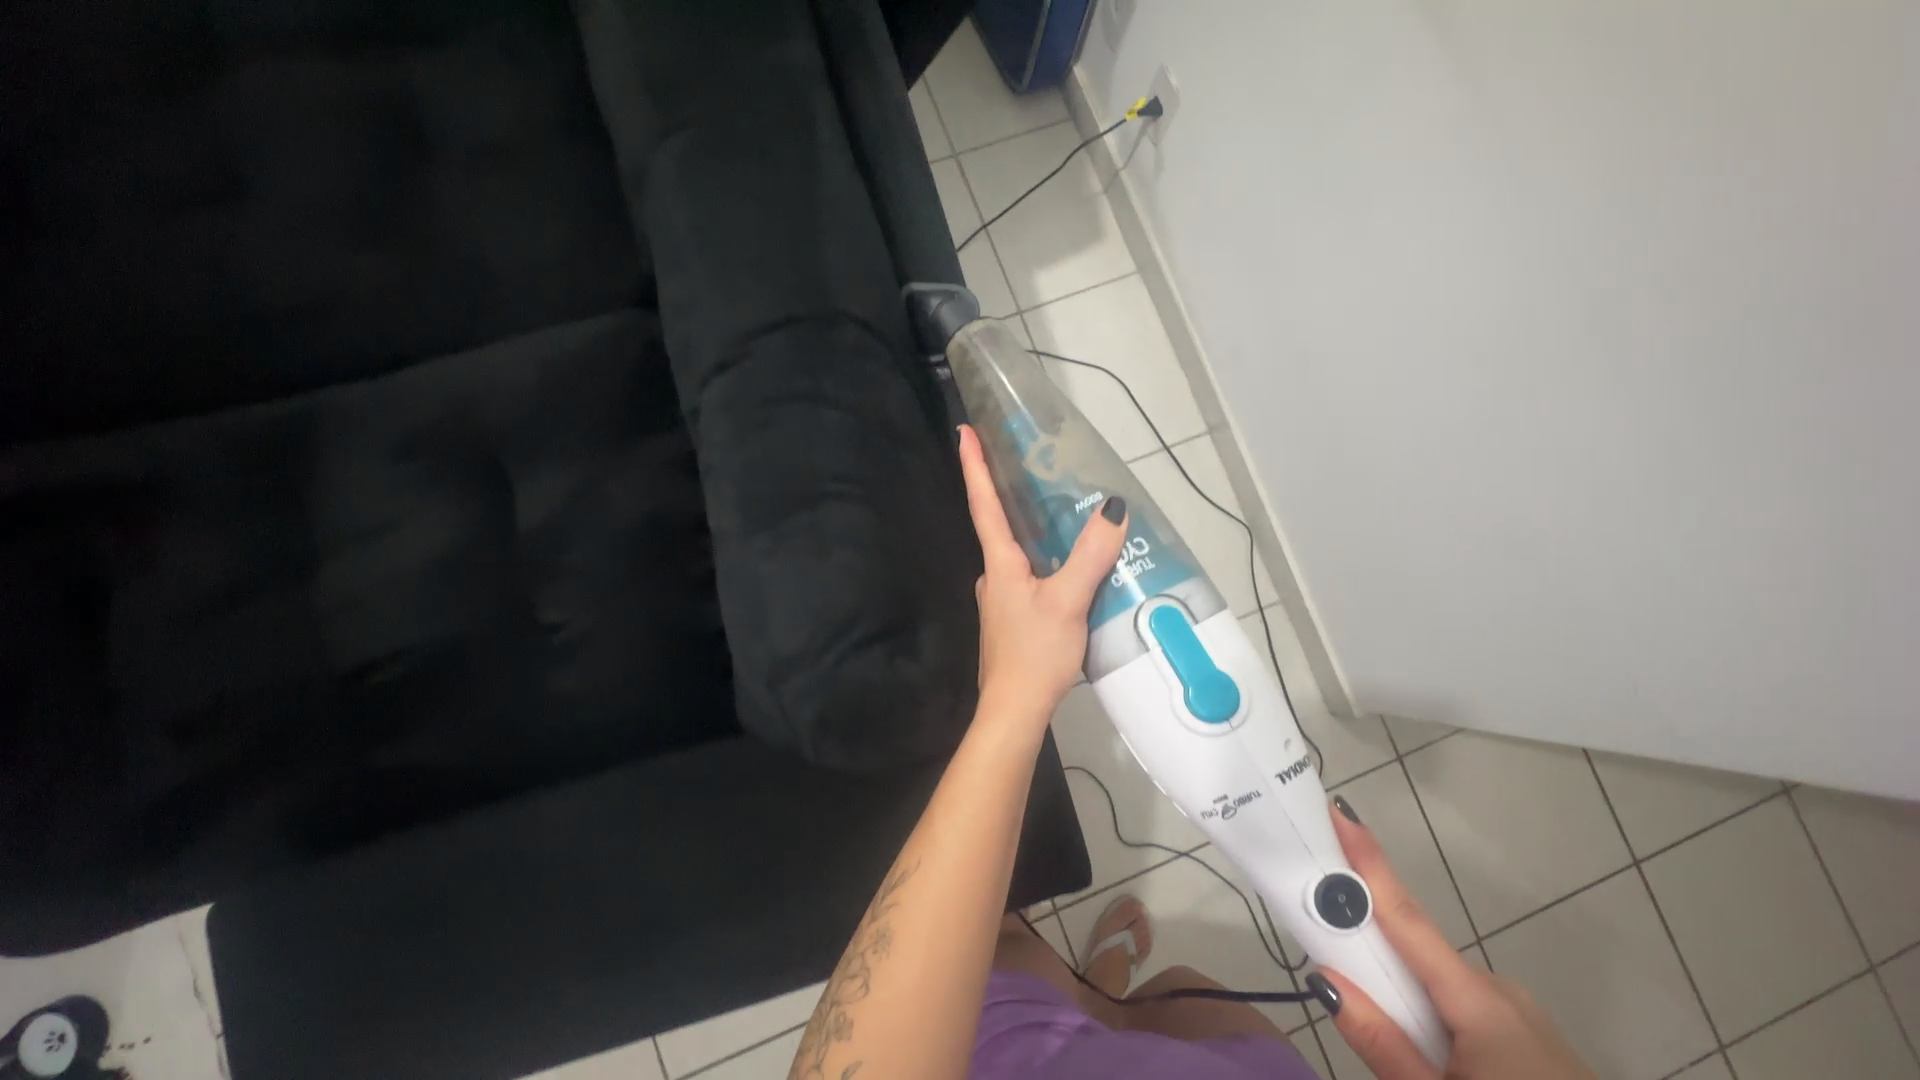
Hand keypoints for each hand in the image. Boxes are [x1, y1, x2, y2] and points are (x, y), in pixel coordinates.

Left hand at [956, 424, 1127, 718]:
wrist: (1014, 709)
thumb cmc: (1034, 652)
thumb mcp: (1069, 601)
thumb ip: (1091, 555)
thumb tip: (1114, 509)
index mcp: (1000, 563)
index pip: (983, 503)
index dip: (974, 466)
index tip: (964, 432)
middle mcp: (993, 576)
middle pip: (998, 524)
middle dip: (1006, 491)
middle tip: (1026, 461)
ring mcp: (1000, 599)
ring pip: (1016, 553)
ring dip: (1030, 528)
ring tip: (1059, 509)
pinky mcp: (1012, 619)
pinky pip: (1028, 576)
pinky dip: (1043, 559)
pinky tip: (1069, 566)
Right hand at [1319, 800, 1596, 1079]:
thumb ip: (1383, 1044)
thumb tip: (1324, 978)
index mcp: (1479, 1003)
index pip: (1407, 918)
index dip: (1369, 864)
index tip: (1340, 813)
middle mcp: (1501, 992)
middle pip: (1415, 955)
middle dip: (1370, 953)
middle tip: (1330, 965)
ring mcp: (1523, 1013)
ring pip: (1438, 986)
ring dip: (1403, 995)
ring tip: (1394, 1051)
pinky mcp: (1534, 1037)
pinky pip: (1465, 1007)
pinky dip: (1434, 1014)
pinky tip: (1434, 1060)